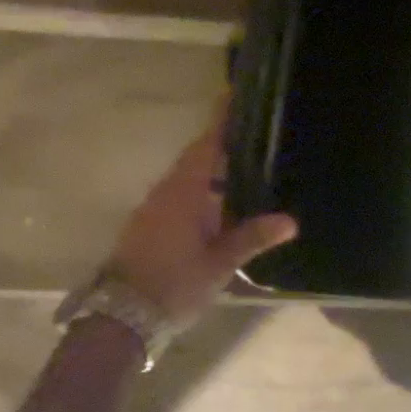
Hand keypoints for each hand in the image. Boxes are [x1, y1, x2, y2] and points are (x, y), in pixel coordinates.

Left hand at [108, 104, 297, 321]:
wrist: (121, 317)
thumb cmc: (173, 284)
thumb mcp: (219, 263)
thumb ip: (252, 237)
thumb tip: (290, 220)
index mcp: (185, 191)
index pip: (207, 144)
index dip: (221, 120)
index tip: (233, 94)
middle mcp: (166, 191)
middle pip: (196, 157)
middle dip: (219, 144)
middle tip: (249, 132)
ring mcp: (153, 208)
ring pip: (186, 178)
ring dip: (210, 170)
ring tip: (241, 166)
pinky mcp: (147, 225)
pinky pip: (178, 195)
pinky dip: (199, 190)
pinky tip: (217, 204)